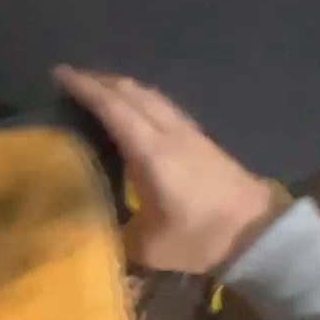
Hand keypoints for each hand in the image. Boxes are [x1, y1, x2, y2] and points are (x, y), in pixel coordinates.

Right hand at [56, 66, 287, 273]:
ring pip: (151, 96)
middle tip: (72, 80)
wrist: (258, 233)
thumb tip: (90, 225)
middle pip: (132, 93)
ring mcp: (188, 133)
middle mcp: (169, 133)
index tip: (60, 74)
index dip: (85, 89)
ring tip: (100, 91)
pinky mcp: (201, 140)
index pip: (113, 108)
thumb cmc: (201, 238)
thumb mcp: (149, 246)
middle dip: (100, 81)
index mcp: (151, 152)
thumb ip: (115, 231)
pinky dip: (141, 100)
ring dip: (123, 87)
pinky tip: (136, 111)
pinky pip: (164, 107)